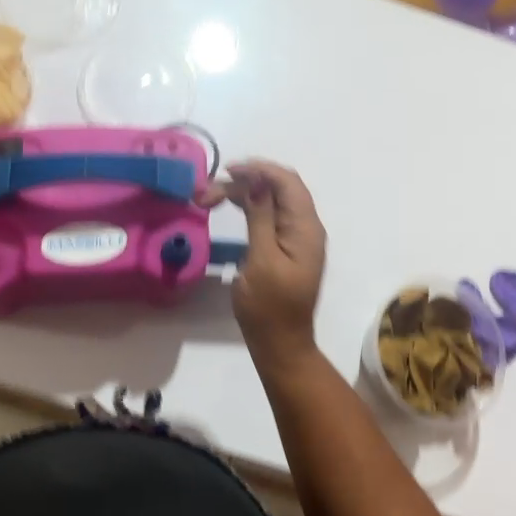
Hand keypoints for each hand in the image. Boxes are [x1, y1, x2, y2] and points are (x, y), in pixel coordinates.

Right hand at [199, 161, 326, 365]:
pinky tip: (230, 206)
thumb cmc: (268, 307)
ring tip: (208, 197)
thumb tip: (257, 183)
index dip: (259, 170)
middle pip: (279, 188)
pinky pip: (270, 215)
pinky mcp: (286, 246)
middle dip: (246, 180)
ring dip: (243, 193)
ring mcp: (297, 236)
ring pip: (272, 200)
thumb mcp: (261, 260)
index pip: (287, 182)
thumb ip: (261, 218)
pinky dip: (250, 207)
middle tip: (210, 188)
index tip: (227, 170)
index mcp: (306, 227)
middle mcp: (306, 226)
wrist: (280, 345)